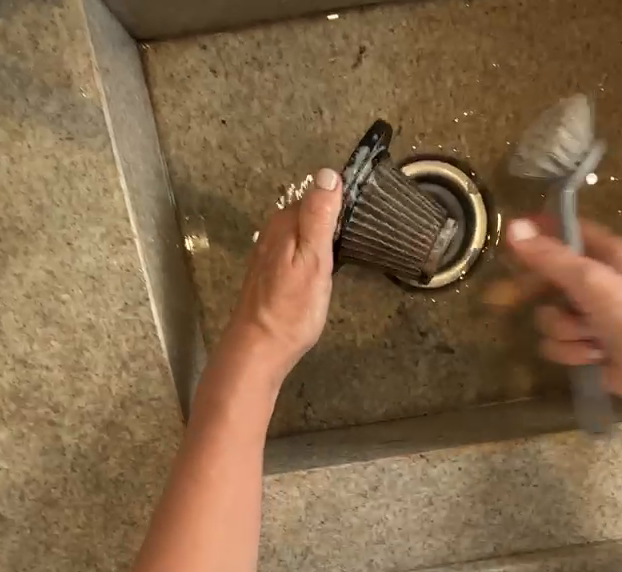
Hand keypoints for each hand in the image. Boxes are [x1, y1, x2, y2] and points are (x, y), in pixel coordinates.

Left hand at [215, 167, 343, 386]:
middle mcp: (274, 231)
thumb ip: (319, 216)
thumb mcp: (313, 260)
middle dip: (332, 223)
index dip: (341, 206)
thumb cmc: (292, 309)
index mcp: (285, 222)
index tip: (361, 224)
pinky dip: (311, 257)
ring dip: (322, 242)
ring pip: (303, 234)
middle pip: (310, 214)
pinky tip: (320, 274)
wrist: (260, 348)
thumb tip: (328, 174)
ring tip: (341, 260)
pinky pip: (297, 251)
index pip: (319, 195)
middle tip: (355, 245)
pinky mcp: (270, 272)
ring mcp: (270, 252)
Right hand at [495, 217, 621, 407]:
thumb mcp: (592, 282)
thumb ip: (551, 258)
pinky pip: (557, 344)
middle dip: (541, 295)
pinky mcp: (585, 346)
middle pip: (549, 277)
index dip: (540, 234)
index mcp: (609, 254)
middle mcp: (599, 280)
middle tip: (520, 297)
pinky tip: (593, 356)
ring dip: (565, 331)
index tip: (512, 241)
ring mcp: (591, 316)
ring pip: (549, 316)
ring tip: (590, 338)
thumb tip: (513, 227)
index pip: (568, 231)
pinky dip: (572, 352)